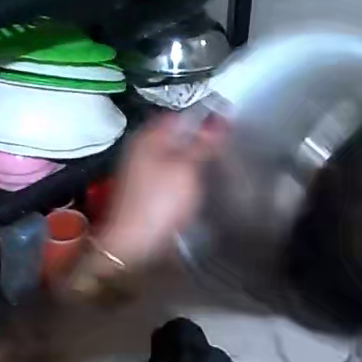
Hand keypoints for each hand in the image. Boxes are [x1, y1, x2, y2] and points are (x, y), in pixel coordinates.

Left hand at [94, 112, 225, 267]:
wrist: (133, 245)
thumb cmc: (159, 203)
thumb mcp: (187, 168)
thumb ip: (203, 143)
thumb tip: (220, 120)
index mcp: (148, 136)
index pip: (180, 115)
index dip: (205, 118)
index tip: (229, 125)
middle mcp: (142, 149)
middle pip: (178, 136)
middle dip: (201, 140)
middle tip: (228, 146)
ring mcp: (142, 171)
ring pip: (175, 156)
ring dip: (195, 159)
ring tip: (219, 164)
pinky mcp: (146, 191)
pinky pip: (171, 174)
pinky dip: (186, 176)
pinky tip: (200, 185)